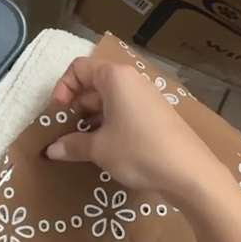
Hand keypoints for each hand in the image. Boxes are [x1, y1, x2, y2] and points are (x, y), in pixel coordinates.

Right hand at [44, 57, 226, 205]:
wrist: (190, 173)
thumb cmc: (138, 151)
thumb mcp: (99, 149)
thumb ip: (72, 145)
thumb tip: (51, 150)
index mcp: (115, 77)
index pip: (79, 68)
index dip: (63, 87)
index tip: (59, 112)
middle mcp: (131, 80)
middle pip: (94, 82)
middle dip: (76, 105)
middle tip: (67, 130)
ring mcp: (147, 97)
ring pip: (110, 99)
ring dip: (92, 116)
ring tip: (83, 142)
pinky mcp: (157, 114)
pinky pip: (125, 110)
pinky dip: (110, 123)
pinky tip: (106, 147)